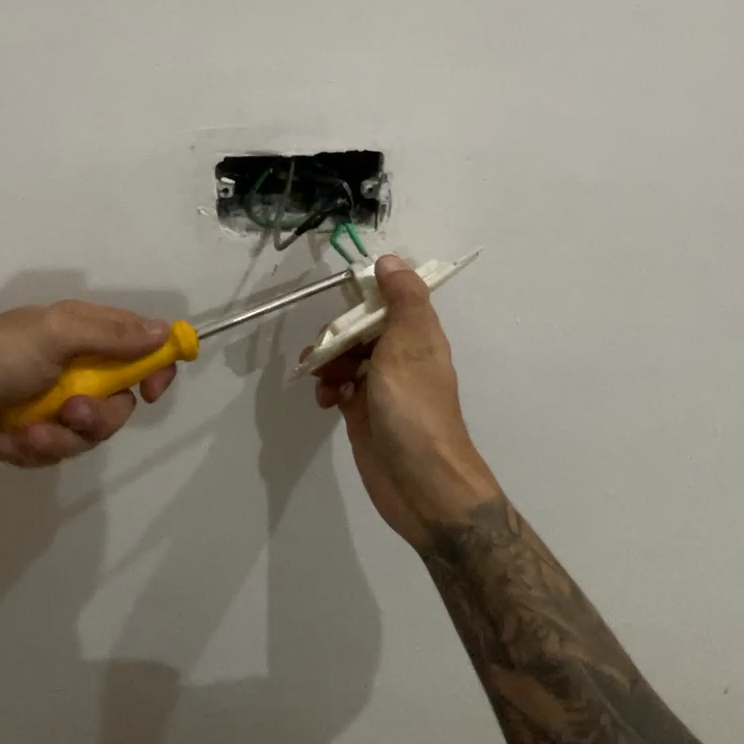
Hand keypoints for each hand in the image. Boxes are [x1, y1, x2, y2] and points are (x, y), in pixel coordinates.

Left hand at [0, 301, 180, 469]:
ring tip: (30, 431)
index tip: (152, 389)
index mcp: (80, 332)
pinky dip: (39, 449)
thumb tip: (165, 331)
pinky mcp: (33, 438)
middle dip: (101, 413)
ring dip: (64, 436)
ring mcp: (52, 405)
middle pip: (121, 399)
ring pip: (91, 433)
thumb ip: (113, 334)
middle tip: (74, 411)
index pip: (138, 345)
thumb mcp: (55, 334)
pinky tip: (13, 440)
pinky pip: (60, 452)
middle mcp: (73, 366)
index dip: (153, 365)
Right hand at [308, 255, 499, 546]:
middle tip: (326, 348)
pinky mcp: (363, 414)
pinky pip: (339, 388)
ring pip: (346, 358)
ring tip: (322, 379)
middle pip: (362, 328)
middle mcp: (401, 358)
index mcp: (418, 336)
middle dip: (338, 333)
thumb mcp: (410, 345)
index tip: (344, 297)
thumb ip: (402, 300)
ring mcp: (381, 387)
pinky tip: (326, 401)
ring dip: (328, 362)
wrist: (422, 484)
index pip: (391, 299)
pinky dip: (328, 389)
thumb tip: (390, 259)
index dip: (368, 294)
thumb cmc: (415, 410)